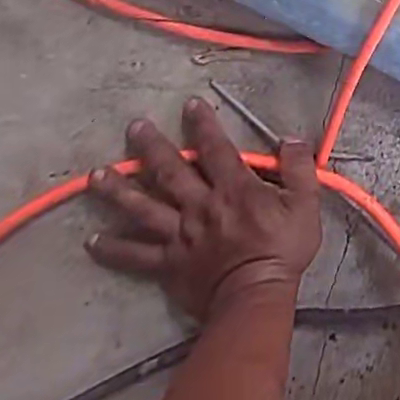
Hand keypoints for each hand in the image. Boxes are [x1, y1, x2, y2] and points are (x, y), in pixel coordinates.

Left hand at [86, 98, 320, 320]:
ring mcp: (180, 235)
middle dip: (152, 147)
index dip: (203, 125)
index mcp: (234, 188)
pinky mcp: (168, 263)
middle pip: (172, 172)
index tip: (190, 104)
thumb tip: (290, 140)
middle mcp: (201, 206)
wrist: (255, 295)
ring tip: (96, 175)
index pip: (216, 149)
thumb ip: (298, 167)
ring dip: (119, 190)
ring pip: (143, 208)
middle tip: (134, 127)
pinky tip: (93, 240)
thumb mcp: (306, 201)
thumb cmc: (284, 246)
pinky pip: (135, 255)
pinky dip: (113, 247)